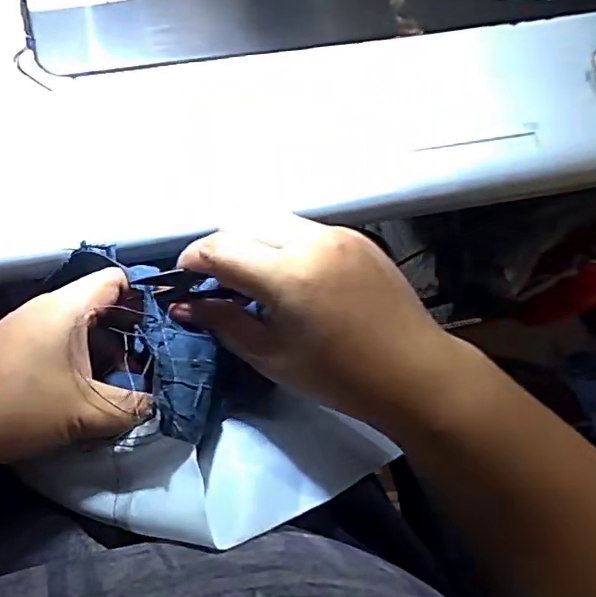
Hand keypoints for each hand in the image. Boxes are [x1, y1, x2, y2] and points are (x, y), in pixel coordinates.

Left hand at [0, 268, 153, 481]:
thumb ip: (132, 407)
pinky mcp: (12, 347)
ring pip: (79, 327)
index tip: (163, 333)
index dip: (145, 300)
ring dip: (103, 352)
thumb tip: (154, 404)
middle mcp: (45, 307)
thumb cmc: (20, 408)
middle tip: (148, 366)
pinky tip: (83, 391)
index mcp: (66, 307)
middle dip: (128, 334)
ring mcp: (25, 326)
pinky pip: (58, 341)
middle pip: (101, 304)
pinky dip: (78, 360)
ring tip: (119, 384)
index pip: (116, 279)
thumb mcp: (86, 412)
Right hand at [173, 215, 478, 432]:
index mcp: (287, 274)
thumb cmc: (338, 376)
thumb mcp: (270, 356)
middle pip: (242, 221)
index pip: (220, 247)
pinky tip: (287, 278)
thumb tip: (184, 305)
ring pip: (272, 220)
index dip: (191, 260)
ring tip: (249, 279)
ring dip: (249, 241)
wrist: (414, 373)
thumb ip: (223, 322)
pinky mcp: (356, 238)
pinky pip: (302, 229)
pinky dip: (280, 244)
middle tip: (212, 282)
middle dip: (218, 246)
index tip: (181, 279)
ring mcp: (337, 234)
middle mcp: (310, 241)